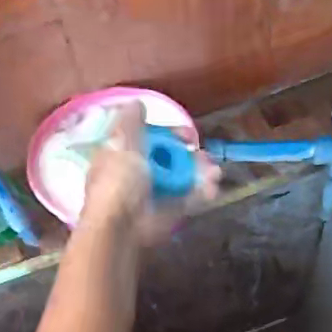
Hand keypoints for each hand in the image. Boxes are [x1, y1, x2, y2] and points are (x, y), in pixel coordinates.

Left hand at [79, 101, 219, 241]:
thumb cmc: (117, 182)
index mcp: (121, 156)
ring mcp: (155, 196)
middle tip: (204, 155)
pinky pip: (188, 200)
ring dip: (201, 172)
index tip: (185, 135)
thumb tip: (138, 103)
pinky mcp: (169, 216)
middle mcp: (138, 175)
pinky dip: (202, 193)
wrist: (122, 227)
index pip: (148, 140)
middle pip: (170, 159)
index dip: (168, 135)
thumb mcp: (121, 142)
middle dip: (190, 155)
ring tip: (214, 171)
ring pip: (183, 179)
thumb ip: (131, 122)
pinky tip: (213, 187)